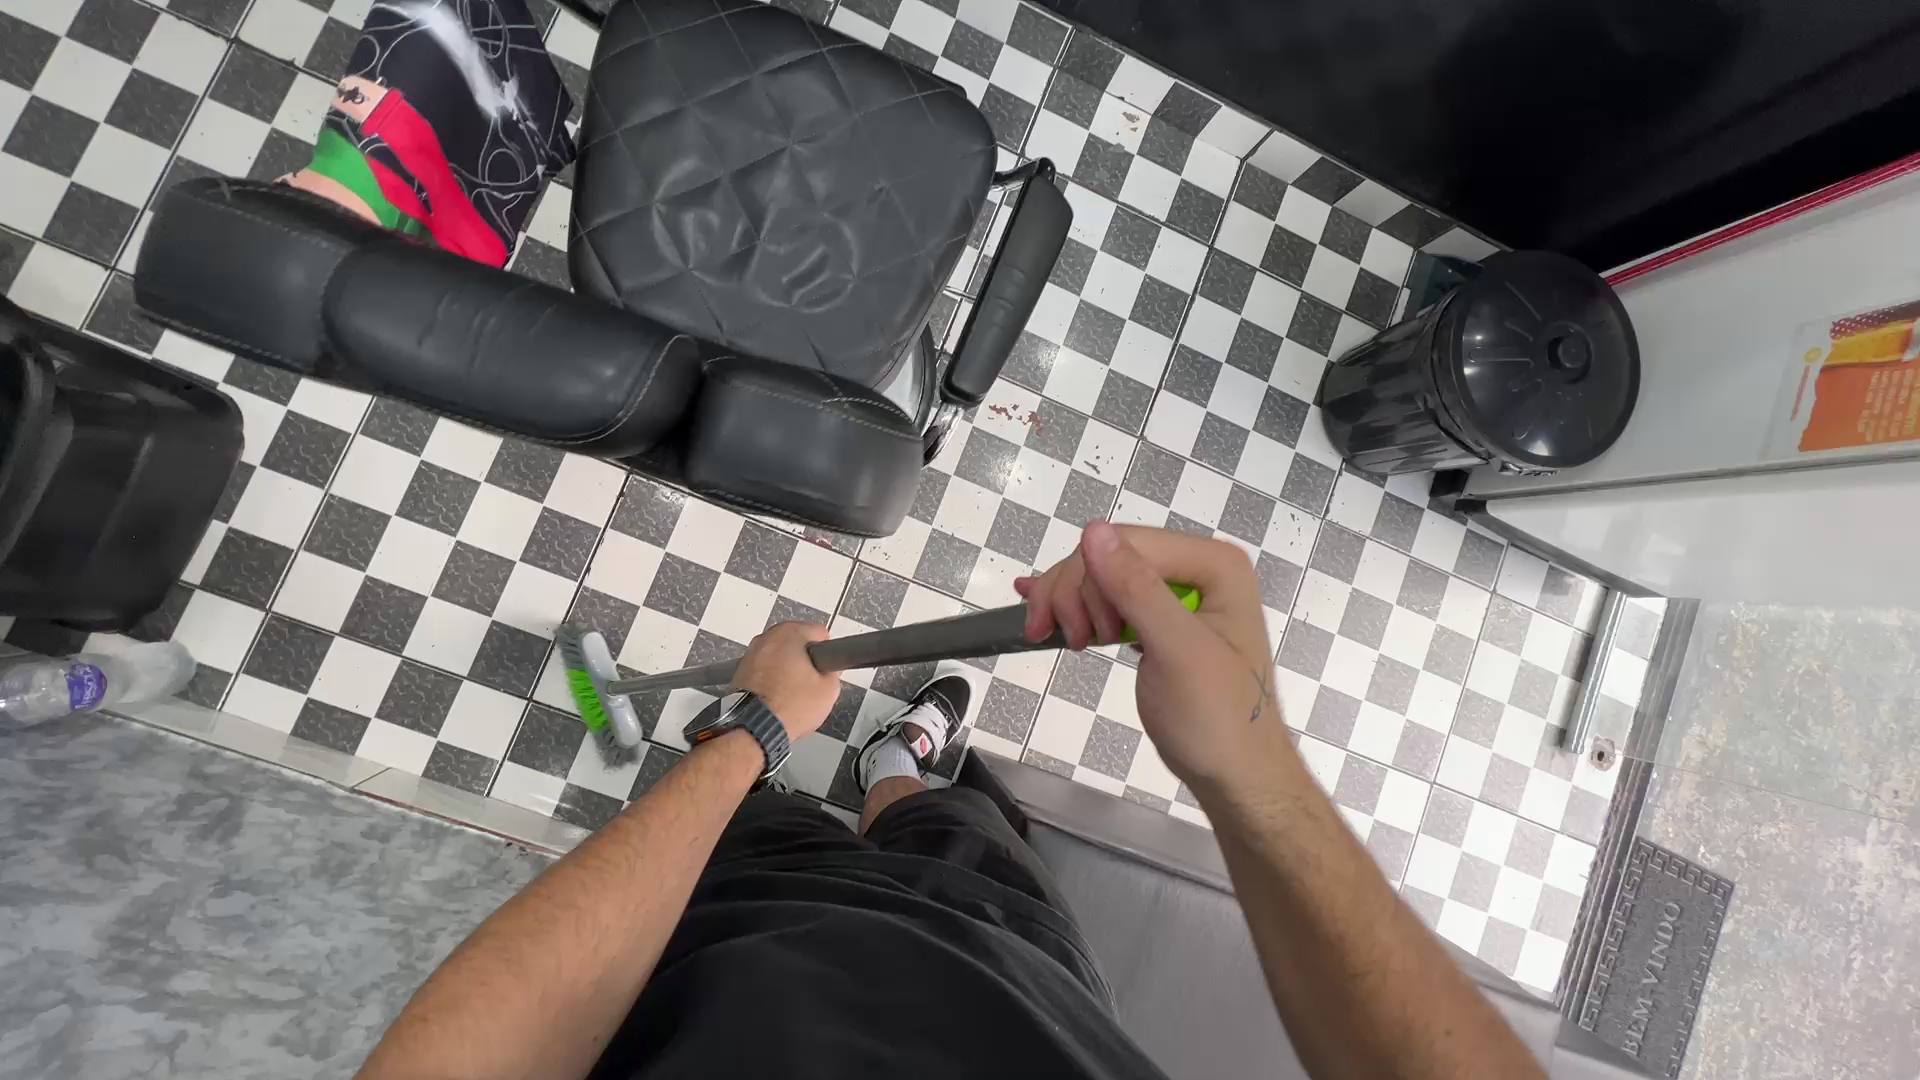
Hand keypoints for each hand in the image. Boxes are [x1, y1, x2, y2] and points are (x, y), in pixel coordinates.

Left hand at [728, 622, 838, 741]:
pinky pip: (763, 670)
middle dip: (804, 658)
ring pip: (778, 656)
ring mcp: (750, 653)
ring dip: (786, 668)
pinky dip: (770, 678)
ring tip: (793, 693)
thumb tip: (827, 669)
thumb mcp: (829, 690)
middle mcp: (767, 637)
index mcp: (790, 633)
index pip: (818, 633)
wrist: (753, 728)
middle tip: (811, 682)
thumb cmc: (791, 705)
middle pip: (795, 642)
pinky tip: (776, 697)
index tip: (825, 669)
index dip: (826, 652)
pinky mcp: (739, 671)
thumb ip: (833, 672)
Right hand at [1018, 523, 1287, 796]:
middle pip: (1109, 553)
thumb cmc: (1215, 719)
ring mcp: (1175, 591)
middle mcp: (1196, 566)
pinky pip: (1107, 595)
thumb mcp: (1177, 651)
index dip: (1090, 579)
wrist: (1233, 774)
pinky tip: (1042, 607)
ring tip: (1063, 639)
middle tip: (1072, 641)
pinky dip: (1074, 604)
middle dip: (1075, 593)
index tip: (1079, 633)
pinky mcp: (1156, 615)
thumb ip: (1136, 588)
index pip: (1128, 542)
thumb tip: (1092, 530)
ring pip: (1100, 572)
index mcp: (1214, 564)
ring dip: (1069, 602)